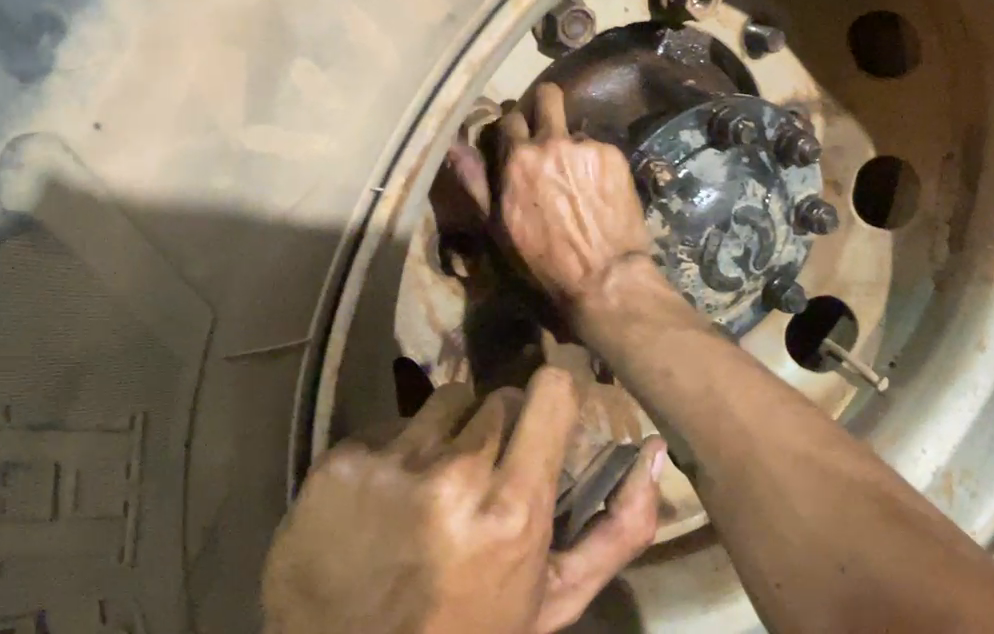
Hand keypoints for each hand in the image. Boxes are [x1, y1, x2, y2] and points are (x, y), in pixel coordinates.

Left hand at [261, 367, 667, 633]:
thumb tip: (653, 450)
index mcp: (512, 511)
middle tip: (489, 472)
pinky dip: (398, 451)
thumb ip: (618, 530)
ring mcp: (390, 467)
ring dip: (450, 431)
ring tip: (438, 481)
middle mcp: (452, 477)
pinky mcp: (340, 463)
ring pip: (444, 402)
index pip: (549, 392)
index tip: (549, 413)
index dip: (554, 396)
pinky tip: (389, 497)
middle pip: (497, 398)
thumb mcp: (553, 600)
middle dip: (501, 426)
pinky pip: (390, 425)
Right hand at [496, 84, 655, 309]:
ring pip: (576, 130)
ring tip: (579, 180)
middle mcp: (552, 142)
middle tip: (549, 128)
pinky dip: (598, 165)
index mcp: (517, 158)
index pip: (510, 118)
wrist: (603, 278)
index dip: (513, 130)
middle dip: (545, 106)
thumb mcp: (497, 228)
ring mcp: (587, 146)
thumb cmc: (542, 262)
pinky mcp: (615, 156)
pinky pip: (600, 149)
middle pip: (547, 95)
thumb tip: (452, 146)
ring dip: (573, 147)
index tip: (518, 142)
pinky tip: (600, 192)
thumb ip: (476, 182)